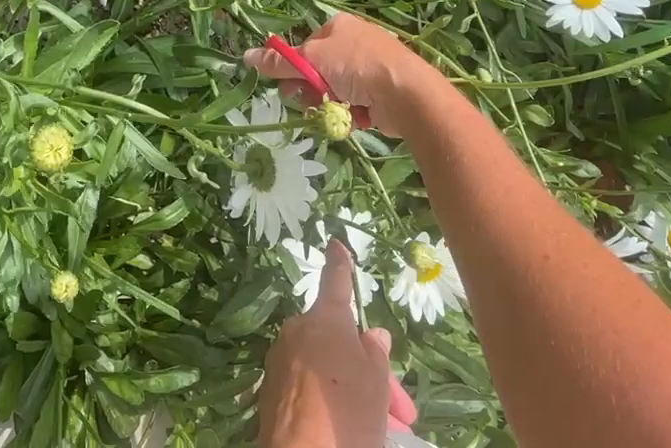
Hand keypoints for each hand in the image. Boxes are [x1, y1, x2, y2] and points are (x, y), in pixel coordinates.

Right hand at [244, 13, 444, 133]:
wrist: (405, 92)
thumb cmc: (355, 66)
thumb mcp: (310, 60)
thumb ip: (278, 62)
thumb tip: (245, 56)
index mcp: (338, 25)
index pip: (305, 46)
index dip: (294, 68)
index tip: (290, 87)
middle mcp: (355, 40)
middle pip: (319, 68)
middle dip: (312, 88)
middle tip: (311, 101)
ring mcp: (372, 64)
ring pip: (336, 87)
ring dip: (330, 102)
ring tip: (335, 111)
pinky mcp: (384, 88)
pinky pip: (356, 100)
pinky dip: (351, 111)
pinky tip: (354, 117)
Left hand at [258, 240, 418, 447]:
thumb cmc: (346, 413)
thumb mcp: (375, 383)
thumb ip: (374, 354)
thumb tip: (372, 334)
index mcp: (325, 320)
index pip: (336, 282)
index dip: (340, 263)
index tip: (335, 241)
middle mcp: (298, 331)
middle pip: (338, 340)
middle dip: (368, 370)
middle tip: (400, 408)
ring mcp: (280, 358)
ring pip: (325, 366)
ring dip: (351, 389)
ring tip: (382, 426)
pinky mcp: (270, 387)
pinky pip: (307, 384)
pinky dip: (328, 400)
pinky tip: (345, 428)